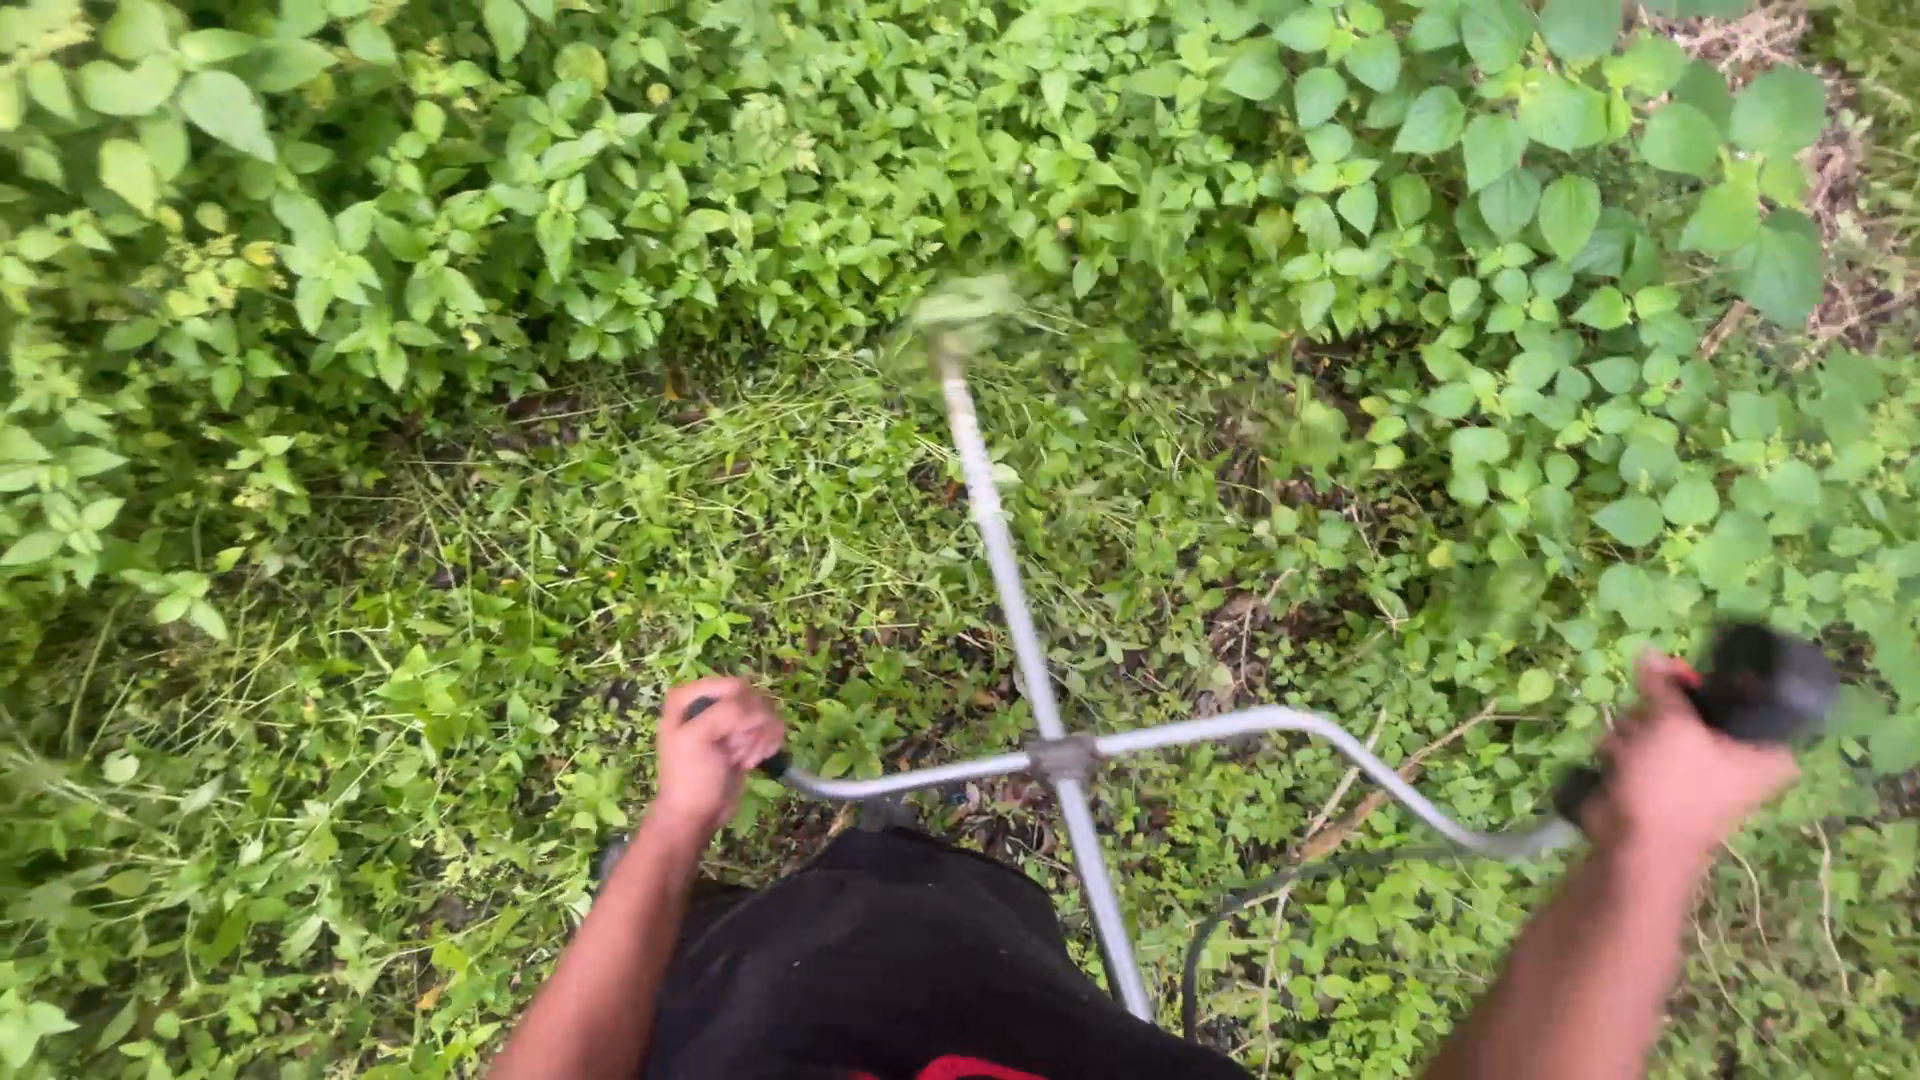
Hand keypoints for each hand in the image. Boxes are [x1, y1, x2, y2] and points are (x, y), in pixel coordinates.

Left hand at [652, 676, 785, 840]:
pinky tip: (751, 762)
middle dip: (750, 728)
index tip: (731, 736)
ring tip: (740, 759)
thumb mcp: (696, 738)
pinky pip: (772, 727)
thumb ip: (726, 712)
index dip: (741, 710)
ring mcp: (730, 720)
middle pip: (754, 699)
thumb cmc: (690, 777)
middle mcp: (711, 703)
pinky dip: (768, 745)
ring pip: (766, 713)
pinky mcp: (746, 736)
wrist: (696, 815)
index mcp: (690, 697)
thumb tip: (760, 712)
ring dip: (759, 739)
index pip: (735, 686)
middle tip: (732, 751)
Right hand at [1585, 653, 1798, 865]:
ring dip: (1634, 730)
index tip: (1673, 682)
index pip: (1741, 699)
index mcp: (1766, 751)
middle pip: (1692, 710)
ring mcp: (1700, 772)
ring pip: (1660, 726)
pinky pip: (1644, 746)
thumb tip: (1651, 654)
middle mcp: (1739, 760)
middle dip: (1655, 713)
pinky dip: (1626, 748)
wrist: (1638, 842)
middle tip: (1645, 723)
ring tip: (1627, 747)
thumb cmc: (1671, 786)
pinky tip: (1618, 758)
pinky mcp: (1664, 780)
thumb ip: (1664, 687)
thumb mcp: (1671, 727)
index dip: (1703, 687)